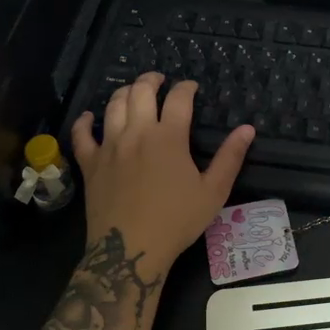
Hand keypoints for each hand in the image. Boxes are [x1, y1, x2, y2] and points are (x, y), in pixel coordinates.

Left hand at [70, 73, 254, 273]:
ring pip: (113, 105)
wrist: (130, 251)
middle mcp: (137, 133)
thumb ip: (230, 157)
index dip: (186, 87)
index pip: (178, 98)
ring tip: (133, 92)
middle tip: (159, 80)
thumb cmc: (176, 221)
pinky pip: (81, 135)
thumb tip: (247, 128)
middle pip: (141, 91)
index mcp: (169, 137)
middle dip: (152, 79)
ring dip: (124, 92)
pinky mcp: (90, 163)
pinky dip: (84, 121)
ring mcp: (110, 146)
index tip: (191, 87)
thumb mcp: (213, 192)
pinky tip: (89, 117)